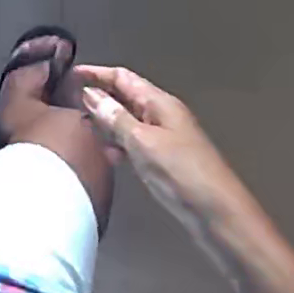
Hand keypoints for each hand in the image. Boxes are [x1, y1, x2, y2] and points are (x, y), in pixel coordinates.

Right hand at [77, 65, 252, 227]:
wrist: (222, 219)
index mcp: (159, 102)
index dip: (97, 73)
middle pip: (125, 96)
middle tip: (71, 101)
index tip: (72, 74)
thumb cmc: (182, 173)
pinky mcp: (165, 161)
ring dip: (107, 122)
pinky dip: (119, 143)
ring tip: (84, 128)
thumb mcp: (142, 142)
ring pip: (128, 120)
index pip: (122, 77)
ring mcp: (165, 138)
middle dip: (100, 96)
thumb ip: (115, 117)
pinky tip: (109, 155)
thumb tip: (90, 93)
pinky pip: (135, 142)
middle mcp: (162, 115)